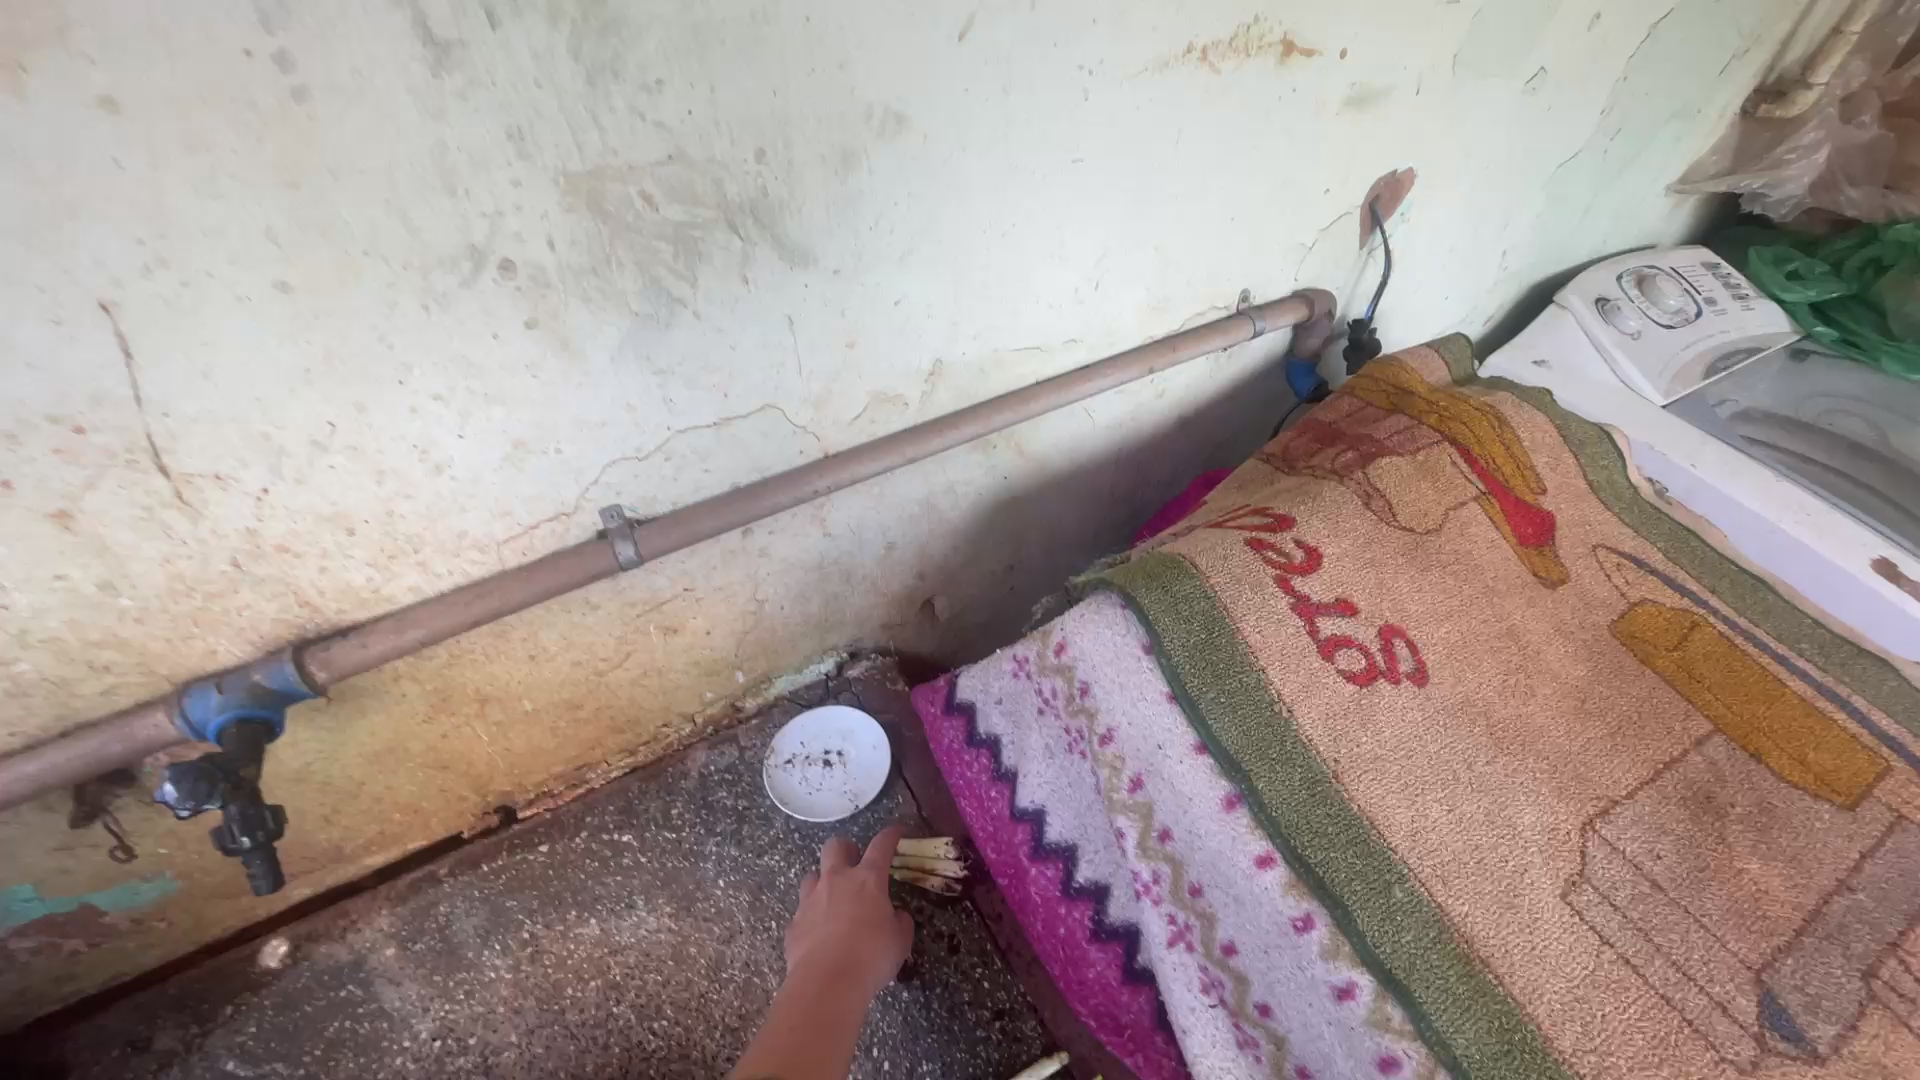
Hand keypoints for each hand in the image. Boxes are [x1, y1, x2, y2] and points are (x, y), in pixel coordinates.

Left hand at [784, 825, 914, 1001]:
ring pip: (812, 874)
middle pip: (836, 845)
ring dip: (823, 882)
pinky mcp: (793, 923)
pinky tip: (818, 935)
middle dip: (846, 849)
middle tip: (854, 864)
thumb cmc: (871, 957)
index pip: (881, 845)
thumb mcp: (900, 941)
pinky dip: (811, 917)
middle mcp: (837, 880)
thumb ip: (900, 922)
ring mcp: (811, 899)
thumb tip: (897, 915)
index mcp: (868, 879)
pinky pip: (801, 910)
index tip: (897, 832)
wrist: (826, 983)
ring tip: (832, 900)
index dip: (890, 835)